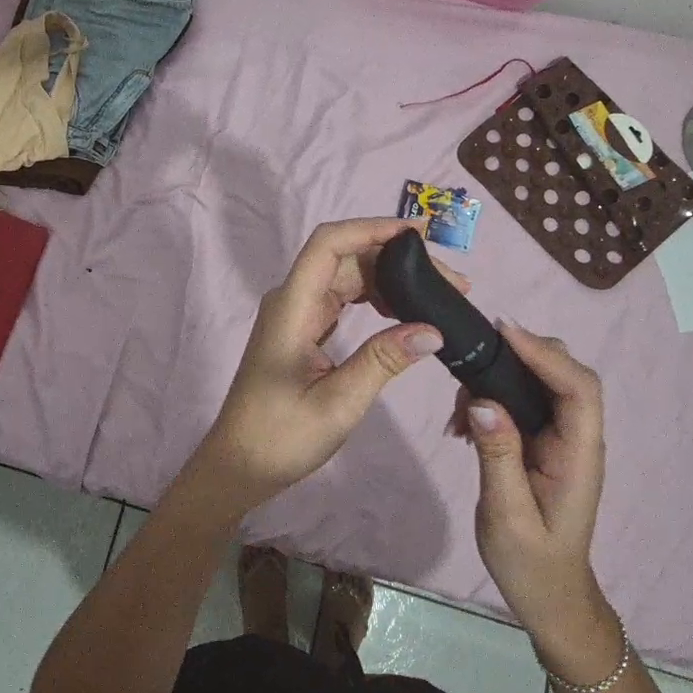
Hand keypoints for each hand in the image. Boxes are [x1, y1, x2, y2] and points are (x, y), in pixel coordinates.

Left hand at [179, 218, 465, 517]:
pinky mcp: (304, 330)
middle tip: (451, 281)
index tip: (418, 234)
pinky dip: (375, 298)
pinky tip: (405, 312)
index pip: (329, 244)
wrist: (240, 464)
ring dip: (390, 279)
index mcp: (292, 307)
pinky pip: (342, 298)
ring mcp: (297, 314)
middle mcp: (292, 300)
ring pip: (346, 276)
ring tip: (438, 295)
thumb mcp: (338, 403)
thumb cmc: (281, 436)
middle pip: (345, 257)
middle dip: (396, 258)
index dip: (371, 228)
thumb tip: (432, 329)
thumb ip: (383, 360)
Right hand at [457, 323, 617, 671]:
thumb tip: (482, 400)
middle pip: (566, 374)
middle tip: (475, 350)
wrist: (548, 595)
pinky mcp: (541, 443)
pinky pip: (523, 402)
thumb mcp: (507, 515)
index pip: (578, 389)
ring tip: (459, 399)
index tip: (503, 331)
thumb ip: (498, 455)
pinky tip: (462, 420)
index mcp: (579, 456)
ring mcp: (560, 440)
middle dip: (524, 352)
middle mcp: (576, 439)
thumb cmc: (530, 564)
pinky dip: (492, 396)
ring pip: (542, 383)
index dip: (545, 354)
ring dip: (501, 376)